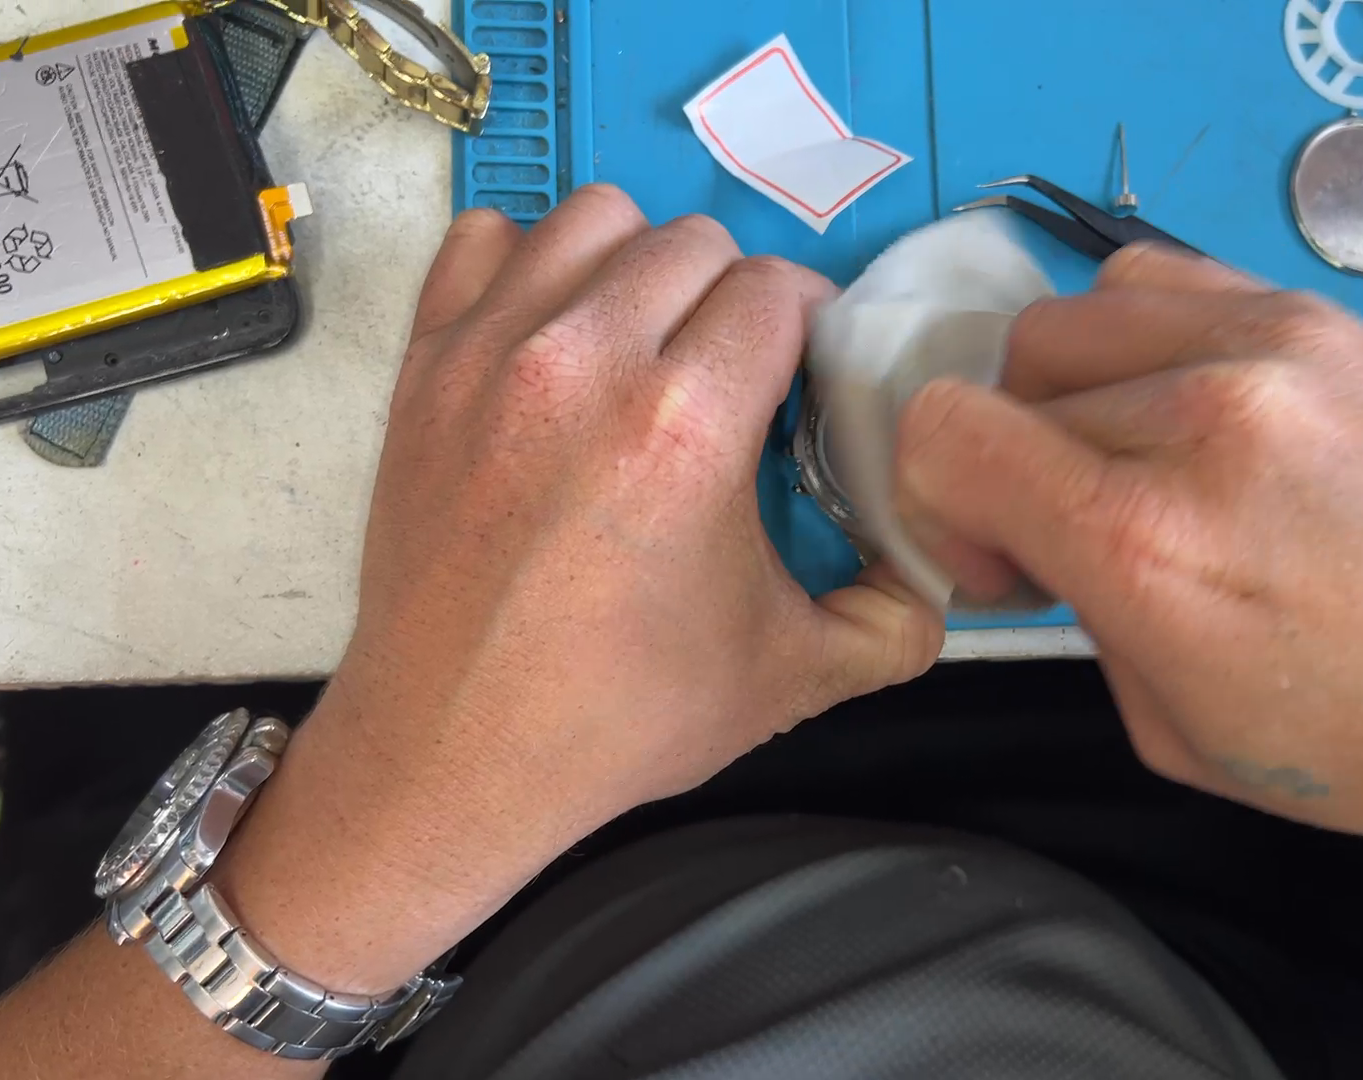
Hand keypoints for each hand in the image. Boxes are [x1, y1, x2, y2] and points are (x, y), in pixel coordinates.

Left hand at [215, 188, 940, 990]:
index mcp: (685, 428)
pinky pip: (489, 240)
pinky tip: (561, 333)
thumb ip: (900, 622)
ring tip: (656, 342)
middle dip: (740, 295)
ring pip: (598, 218)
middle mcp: (585, 363)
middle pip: (696, 242)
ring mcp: (490, 352)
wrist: (455, 756)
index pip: (776, 290)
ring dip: (648, 265)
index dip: (813, 320)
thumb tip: (938, 573)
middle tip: (741, 370)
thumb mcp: (798, 679)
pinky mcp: (424, 367)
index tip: (810, 368)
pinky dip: (538, 264)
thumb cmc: (626, 717)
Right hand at [896, 245, 1362, 896]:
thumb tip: (1034, 530)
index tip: (997, 555)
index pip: (941, 433)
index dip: (935, 498)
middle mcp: (1192, 414)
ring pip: (1062, 326)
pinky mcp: (1318, 310)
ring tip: (1128, 458)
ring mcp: (1263, 339)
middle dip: (1005, 469)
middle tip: (1073, 530)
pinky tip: (1181, 404)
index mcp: (1141, 538)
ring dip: (1060, 399)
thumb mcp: (1163, 724)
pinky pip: (1149, 284)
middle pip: (1000, 388)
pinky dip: (1127, 344)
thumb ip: (1070, 605)